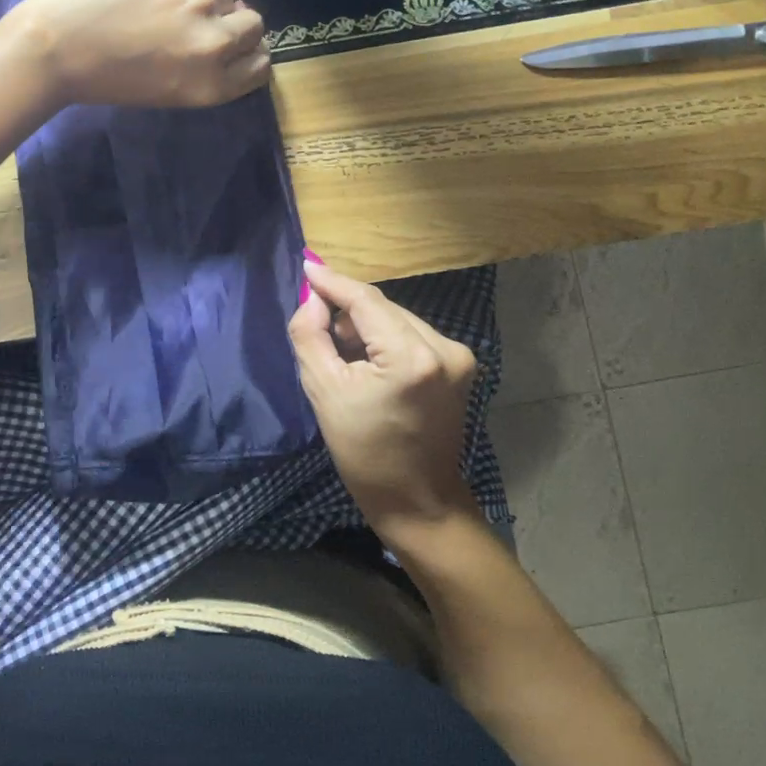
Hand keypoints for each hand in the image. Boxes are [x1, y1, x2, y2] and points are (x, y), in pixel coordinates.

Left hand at [3, 0, 270, 107]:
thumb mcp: (169, 91)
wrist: (59, 42)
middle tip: (202, 25)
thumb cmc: (109, 77)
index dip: (250, 54)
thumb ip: (210, 70)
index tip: (235, 49)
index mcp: (212, 83)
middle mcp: (214, 40)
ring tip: (171, 6)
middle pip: (253, 23)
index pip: (261, 63)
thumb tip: (235, 34)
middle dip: (235, 24)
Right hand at [287, 260, 480, 532]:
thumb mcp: (323, 391)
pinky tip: (367, 363)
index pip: (366, 300)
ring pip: (397, 319)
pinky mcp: (460, 366)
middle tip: (314, 320)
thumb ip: (311, 335)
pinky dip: (384, 340)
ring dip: (365, 326)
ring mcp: (458, 356)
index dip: (333, 282)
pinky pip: (411, 336)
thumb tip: (311, 299)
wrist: (416, 499)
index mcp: (411, 356)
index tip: (305, 266)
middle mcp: (443, 347)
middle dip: (346, 309)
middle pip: (383, 307)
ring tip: (341, 354)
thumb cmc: (363, 452)